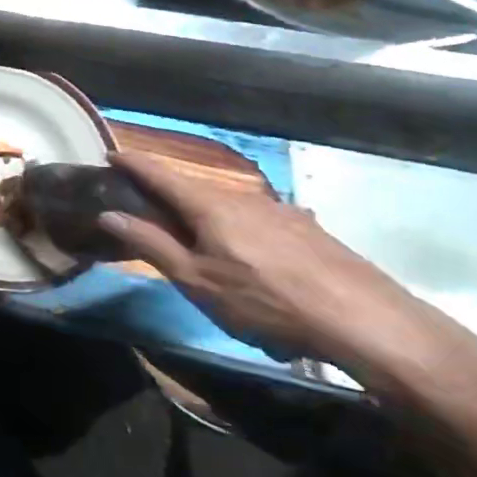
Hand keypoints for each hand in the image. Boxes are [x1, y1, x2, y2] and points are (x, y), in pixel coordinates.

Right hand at [97, 152, 463, 372]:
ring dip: (205, 214)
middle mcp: (243, 198)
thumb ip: (151, 244)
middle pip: (194, 188)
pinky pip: (259, 221)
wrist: (366, 322)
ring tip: (198, 239)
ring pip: (229, 205)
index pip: (160, 174)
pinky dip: (240, 229)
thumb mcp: (196, 280)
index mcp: (209, 206)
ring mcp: (281, 211)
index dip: (132, 163)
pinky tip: (252, 257)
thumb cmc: (266, 301)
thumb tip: (109, 214)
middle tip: (145, 206)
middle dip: (167, 192)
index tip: (109, 154)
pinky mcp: (309, 230)